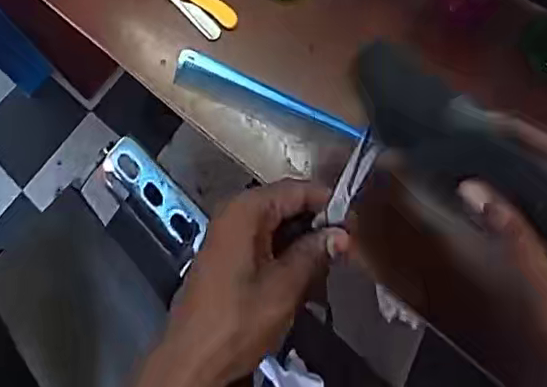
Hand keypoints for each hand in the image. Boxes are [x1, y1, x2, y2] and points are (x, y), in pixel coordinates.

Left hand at [133, 180, 347, 386]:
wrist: (192, 356)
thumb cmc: (237, 318)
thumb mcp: (283, 288)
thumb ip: (313, 255)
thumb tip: (341, 235)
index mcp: (246, 209)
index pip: (294, 189)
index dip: (326, 201)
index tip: (353, 222)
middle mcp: (235, 211)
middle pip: (284, 205)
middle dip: (316, 225)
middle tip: (346, 249)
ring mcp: (229, 232)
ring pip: (276, 226)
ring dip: (303, 244)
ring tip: (329, 268)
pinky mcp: (228, 254)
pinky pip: (264, 242)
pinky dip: (286, 255)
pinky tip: (305, 279)